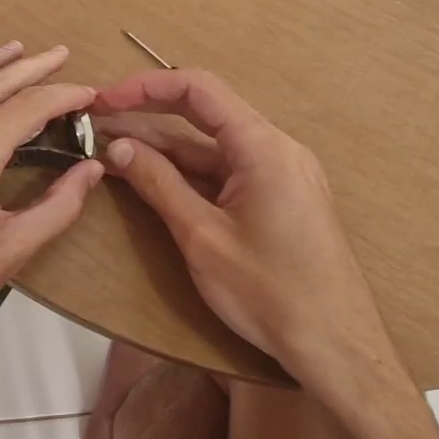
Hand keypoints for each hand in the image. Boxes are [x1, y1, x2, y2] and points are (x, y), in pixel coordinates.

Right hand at [95, 69, 391, 382]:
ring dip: (162, 147)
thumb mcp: (201, 235)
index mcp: (262, 146)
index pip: (197, 89)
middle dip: (147, 114)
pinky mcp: (278, 199)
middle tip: (98, 121)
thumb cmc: (270, 292)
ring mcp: (279, 174)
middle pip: (203, 113)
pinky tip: (151, 177)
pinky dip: (186, 171)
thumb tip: (117, 146)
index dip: (144, 86)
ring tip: (112, 149)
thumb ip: (158, 183)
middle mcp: (275, 149)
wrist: (340, 353)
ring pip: (210, 146)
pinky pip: (225, 171)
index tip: (104, 101)